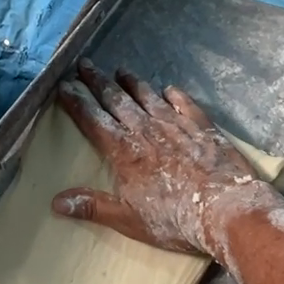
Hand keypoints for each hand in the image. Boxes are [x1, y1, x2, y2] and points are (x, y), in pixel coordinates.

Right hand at [50, 59, 283, 262]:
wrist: (227, 210)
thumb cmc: (174, 219)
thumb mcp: (128, 219)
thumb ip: (93, 207)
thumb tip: (56, 202)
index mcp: (124, 151)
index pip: (92, 119)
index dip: (76, 102)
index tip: (63, 87)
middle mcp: (145, 130)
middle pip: (116, 99)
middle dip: (97, 81)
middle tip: (85, 64)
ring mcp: (175, 125)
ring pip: (147, 96)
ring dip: (132, 82)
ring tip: (121, 70)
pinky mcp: (202, 127)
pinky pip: (184, 104)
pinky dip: (174, 95)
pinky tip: (169, 89)